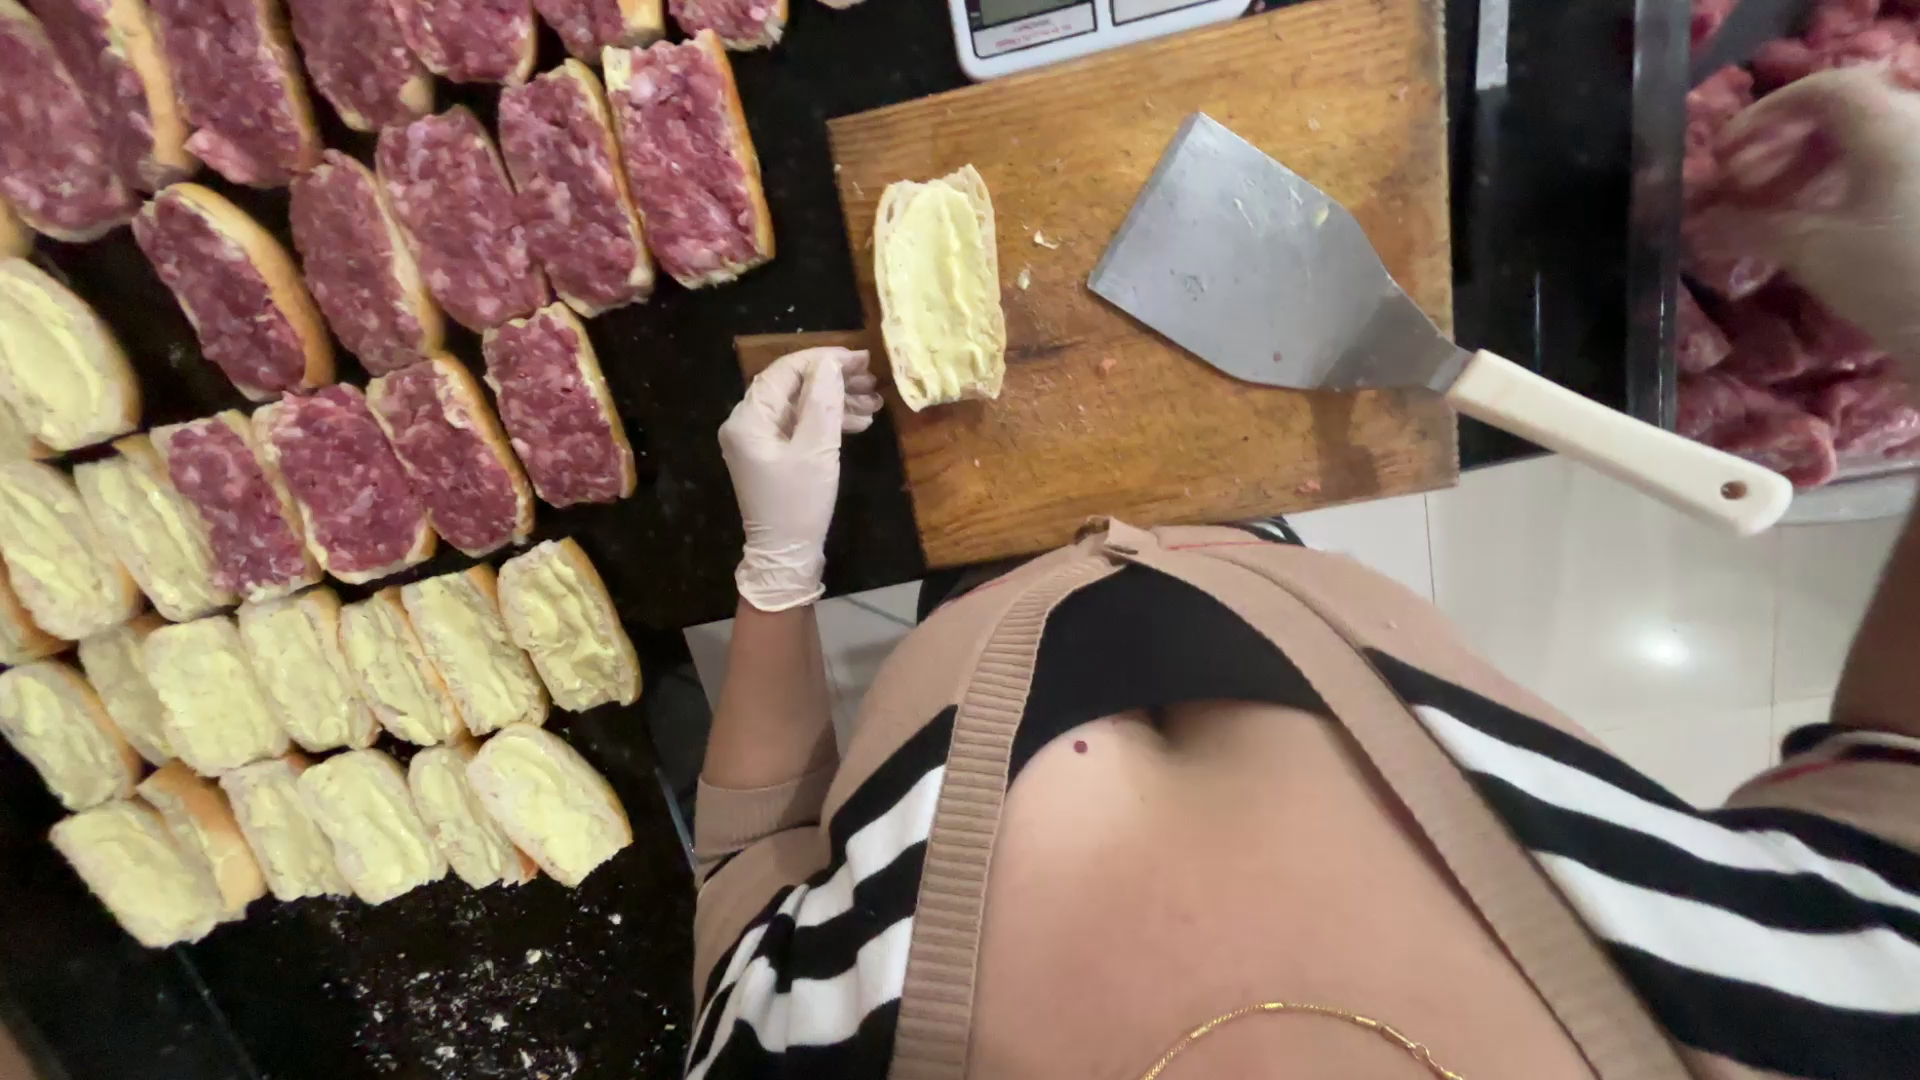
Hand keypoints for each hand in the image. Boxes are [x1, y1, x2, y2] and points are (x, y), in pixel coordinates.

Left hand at [719, 348, 882, 611]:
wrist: (786, 555)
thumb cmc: (799, 504)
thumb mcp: (816, 450)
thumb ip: (823, 401)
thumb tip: (831, 363)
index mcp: (749, 418)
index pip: (786, 371)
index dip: (823, 360)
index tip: (860, 359)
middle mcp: (748, 423)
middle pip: (794, 386)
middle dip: (833, 381)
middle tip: (872, 379)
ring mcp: (760, 440)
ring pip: (801, 406)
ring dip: (836, 401)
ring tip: (873, 403)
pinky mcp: (774, 455)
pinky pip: (801, 427)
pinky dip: (828, 422)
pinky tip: (858, 423)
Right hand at [1702, 66, 1919, 362]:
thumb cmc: (1900, 274)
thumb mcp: (1810, 250)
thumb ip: (1749, 228)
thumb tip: (1701, 223)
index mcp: (1894, 127)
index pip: (1825, 90)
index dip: (1764, 116)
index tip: (1723, 158)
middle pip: (1850, 112)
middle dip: (1786, 146)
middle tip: (1745, 190)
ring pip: (1872, 141)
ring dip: (1815, 168)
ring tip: (1779, 213)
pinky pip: (1894, 168)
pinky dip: (1848, 186)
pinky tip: (1824, 225)